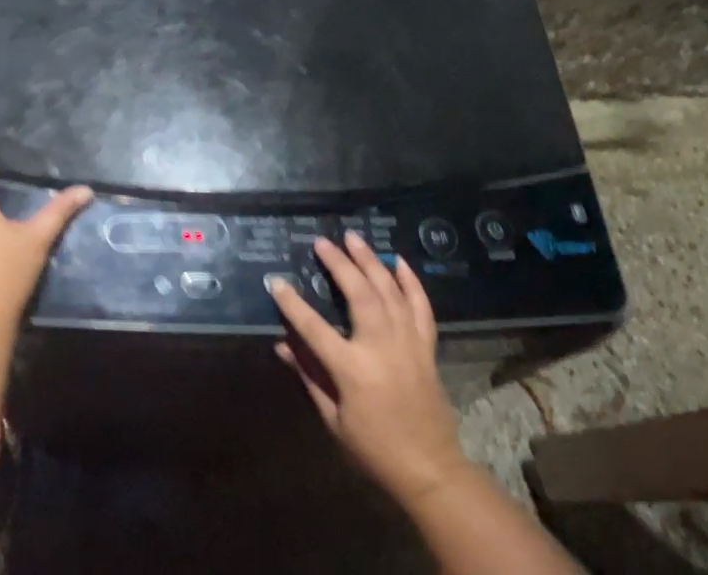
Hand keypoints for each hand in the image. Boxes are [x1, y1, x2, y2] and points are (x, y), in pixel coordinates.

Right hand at [270, 232, 468, 500]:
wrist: (431, 468)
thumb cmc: (374, 449)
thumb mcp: (333, 419)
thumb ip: (309, 376)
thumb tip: (283, 344)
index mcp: (353, 369)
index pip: (314, 328)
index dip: (292, 304)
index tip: (276, 281)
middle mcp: (382, 348)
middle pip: (360, 294)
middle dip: (340, 264)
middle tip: (323, 242)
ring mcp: (409, 345)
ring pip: (390, 292)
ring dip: (372, 262)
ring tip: (355, 238)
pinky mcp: (427, 348)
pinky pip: (421, 307)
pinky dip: (411, 282)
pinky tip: (399, 262)